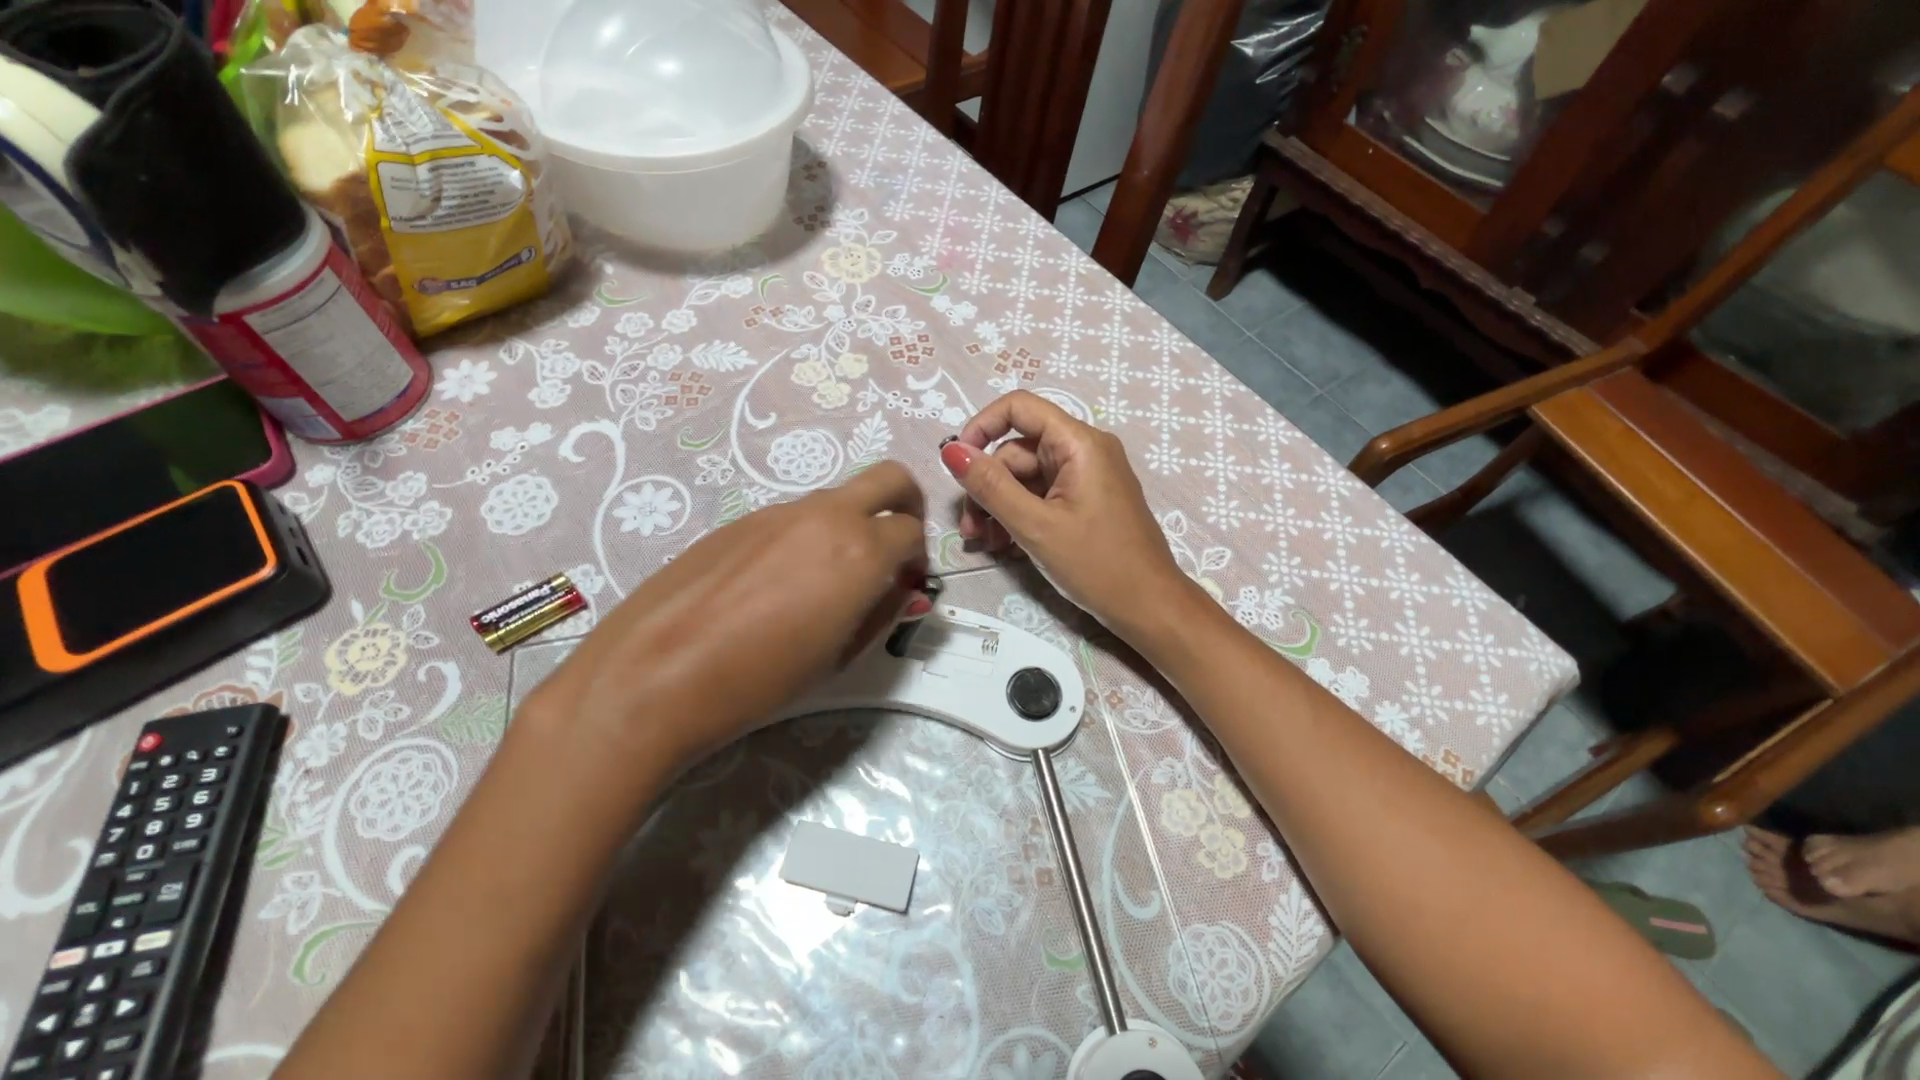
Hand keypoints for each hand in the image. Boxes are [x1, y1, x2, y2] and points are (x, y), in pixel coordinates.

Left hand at [523, 462, 930, 766]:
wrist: (656, 672)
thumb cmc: (759, 680)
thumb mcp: (837, 659)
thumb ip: (879, 614)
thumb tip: (903, 591)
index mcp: (860, 550)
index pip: (913, 531)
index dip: (918, 560)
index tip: (906, 588)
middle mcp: (825, 516)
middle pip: (889, 479)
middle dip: (906, 506)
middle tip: (894, 550)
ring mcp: (777, 513)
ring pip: (836, 499)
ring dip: (851, 525)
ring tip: (826, 585)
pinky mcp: (738, 522)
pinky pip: (791, 518)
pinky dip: (807, 537)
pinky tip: (776, 587)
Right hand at [941, 391, 1196, 637]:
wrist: (1149, 606)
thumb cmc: (1097, 564)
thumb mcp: (1035, 526)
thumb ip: (990, 486)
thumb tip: (951, 450)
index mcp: (1079, 443)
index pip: (1019, 407)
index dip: (982, 427)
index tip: (957, 462)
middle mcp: (1085, 450)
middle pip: (1018, 450)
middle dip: (987, 486)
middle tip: (970, 530)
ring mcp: (1087, 477)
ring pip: (1026, 478)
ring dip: (999, 506)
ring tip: (984, 544)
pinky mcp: (1087, 502)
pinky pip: (1043, 496)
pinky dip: (1020, 516)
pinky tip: (1005, 546)